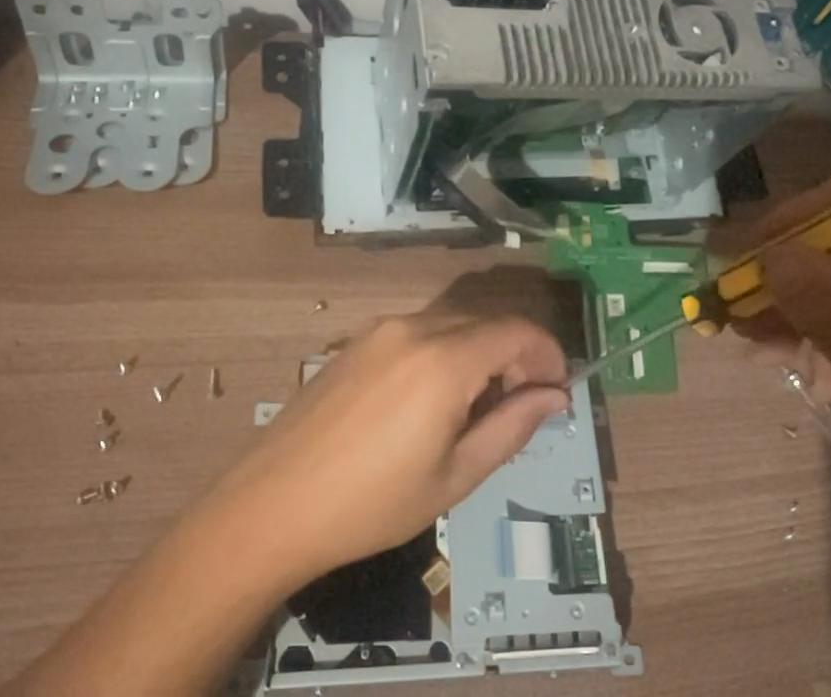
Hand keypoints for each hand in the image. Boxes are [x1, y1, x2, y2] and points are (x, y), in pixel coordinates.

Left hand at [206, 315, 569, 586]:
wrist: (271, 507)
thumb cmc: (371, 504)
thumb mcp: (455, 476)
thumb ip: (511, 427)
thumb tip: (553, 396)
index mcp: (442, 360)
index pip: (516, 331)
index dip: (548, 354)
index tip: (559, 390)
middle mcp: (412, 328)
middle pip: (485, 322)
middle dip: (517, 355)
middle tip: (523, 406)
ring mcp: (377, 332)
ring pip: (452, 324)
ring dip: (480, 353)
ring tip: (478, 410)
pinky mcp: (354, 344)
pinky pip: (418, 333)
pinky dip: (445, 353)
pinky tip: (433, 402)